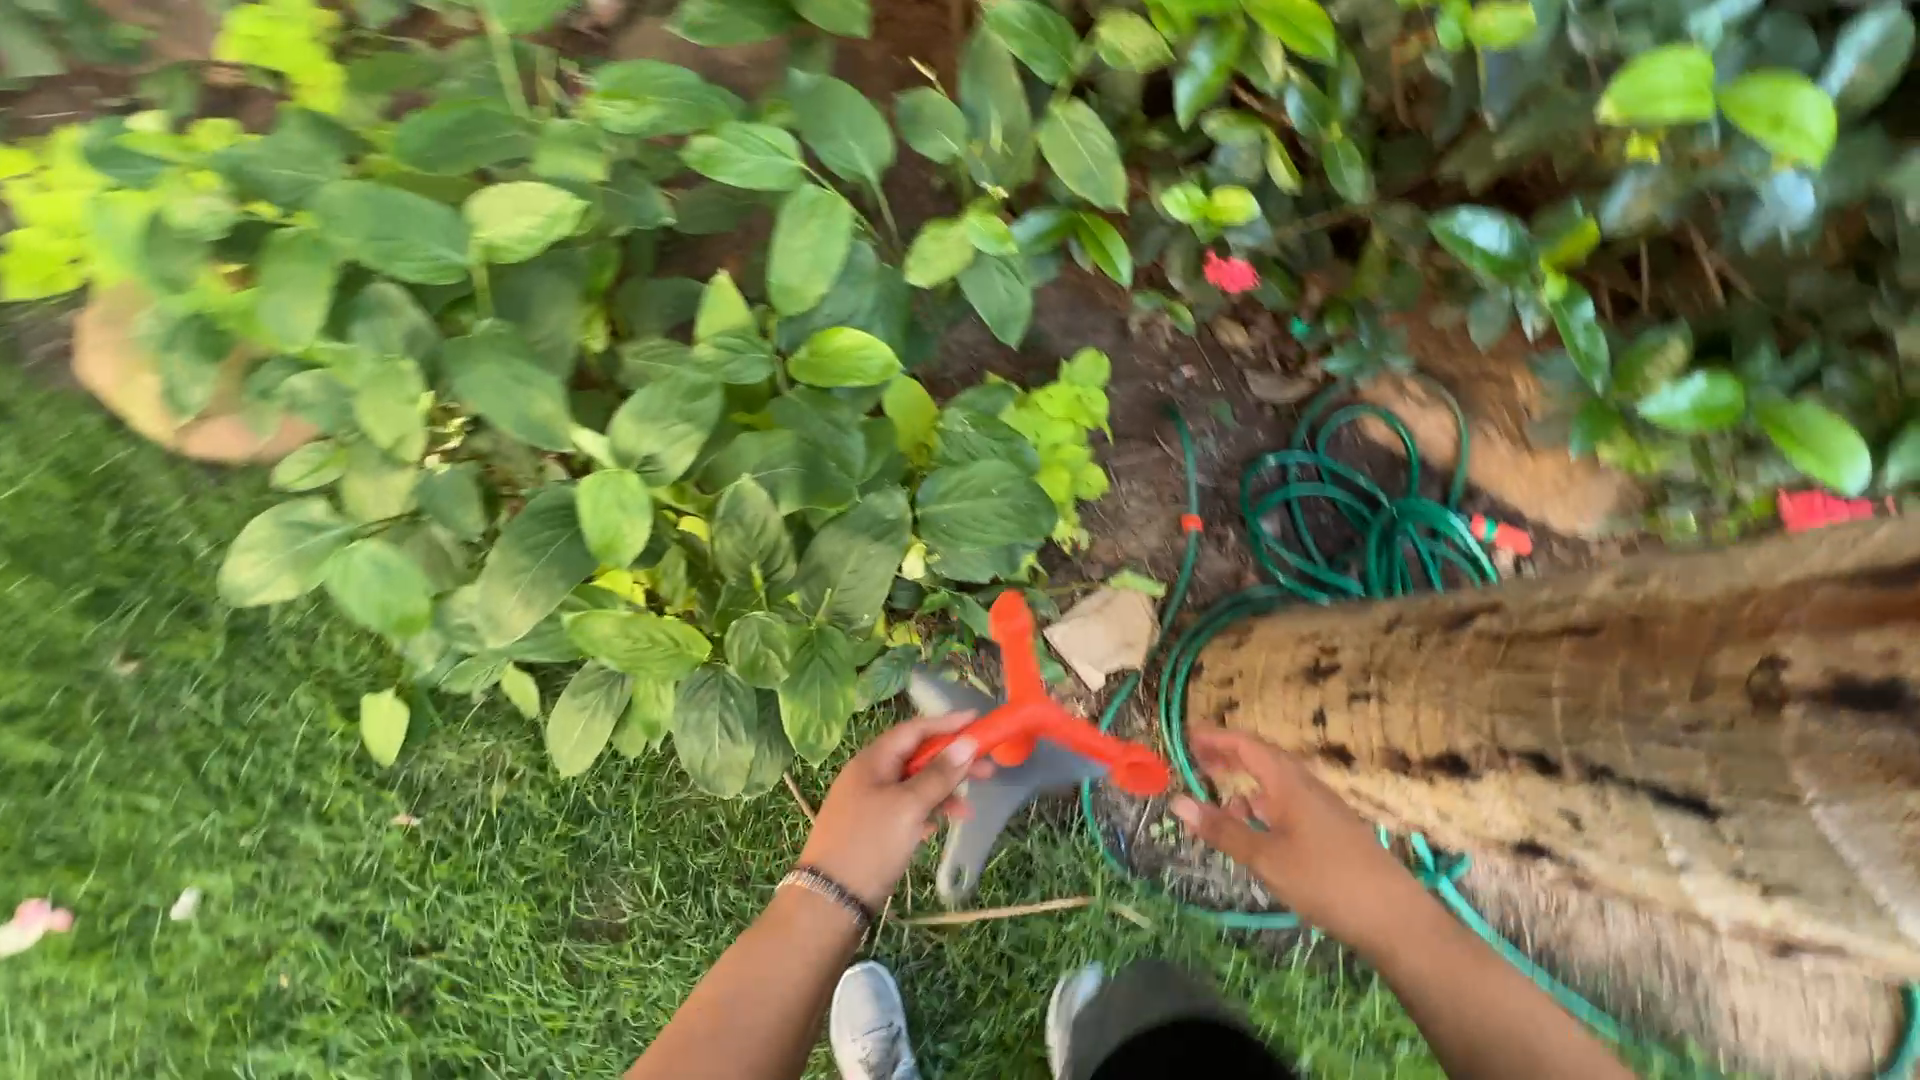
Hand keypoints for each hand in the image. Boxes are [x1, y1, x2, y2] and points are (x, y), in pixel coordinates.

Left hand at [796, 712, 988, 909]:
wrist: (830, 902)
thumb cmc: (870, 845)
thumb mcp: (909, 806)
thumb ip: (938, 774)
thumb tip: (966, 743)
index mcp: (872, 761)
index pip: (914, 730)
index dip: (946, 724)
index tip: (977, 721)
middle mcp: (870, 775)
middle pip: (917, 757)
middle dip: (952, 762)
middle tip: (988, 769)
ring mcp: (870, 803)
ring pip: (914, 785)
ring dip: (943, 791)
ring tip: (969, 810)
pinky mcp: (874, 828)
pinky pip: (907, 809)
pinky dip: (927, 812)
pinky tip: (941, 826)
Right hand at [1170, 725, 1423, 950]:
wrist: (1395, 919)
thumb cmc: (1325, 881)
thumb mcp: (1265, 858)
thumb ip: (1222, 830)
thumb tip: (1177, 802)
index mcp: (1289, 782)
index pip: (1245, 744)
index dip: (1214, 737)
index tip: (1184, 736)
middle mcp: (1306, 786)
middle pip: (1261, 758)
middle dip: (1227, 756)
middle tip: (1194, 762)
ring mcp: (1322, 808)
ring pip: (1275, 783)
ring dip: (1245, 785)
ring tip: (1220, 805)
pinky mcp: (1330, 830)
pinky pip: (1287, 803)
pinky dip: (1263, 806)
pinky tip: (1257, 832)